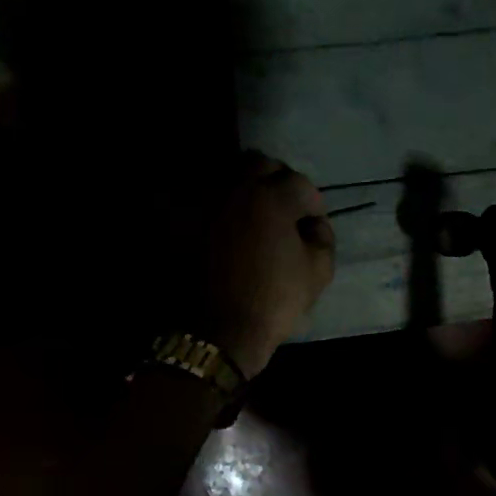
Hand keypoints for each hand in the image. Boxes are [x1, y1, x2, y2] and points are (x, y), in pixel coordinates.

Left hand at [198, 153, 335, 377]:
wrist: (215, 331)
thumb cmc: (270, 303)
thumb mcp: (317, 273)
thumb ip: (323, 237)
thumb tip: (313, 222)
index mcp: (271, 198)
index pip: (300, 184)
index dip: (311, 202)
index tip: (311, 220)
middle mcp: (233, 186)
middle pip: (259, 164)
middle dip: (274, 179)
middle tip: (279, 203)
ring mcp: (199, 198)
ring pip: (223, 172)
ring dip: (239, 184)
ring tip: (244, 207)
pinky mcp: (173, 214)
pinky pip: (186, 190)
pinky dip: (201, 196)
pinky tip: (210, 213)